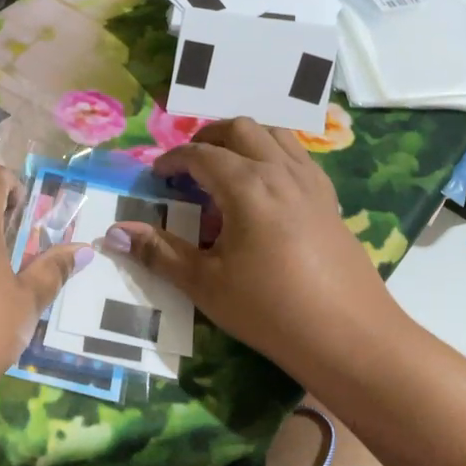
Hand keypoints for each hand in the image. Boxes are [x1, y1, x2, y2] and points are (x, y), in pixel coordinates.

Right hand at [104, 118, 407, 372]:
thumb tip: (115, 232)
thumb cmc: (269, 309)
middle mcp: (280, 171)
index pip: (201, 154)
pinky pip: (298, 156)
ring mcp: (311, 182)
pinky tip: (265, 189)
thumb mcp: (205, 284)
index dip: (173, 159)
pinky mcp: (330, 199)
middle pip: (240, 129)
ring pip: (275, 134)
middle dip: (208, 137)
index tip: (156, 176)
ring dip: (244, 139)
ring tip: (225, 167)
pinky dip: (273, 154)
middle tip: (188, 164)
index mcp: (246, 185)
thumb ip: (159, 253)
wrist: (349, 336)